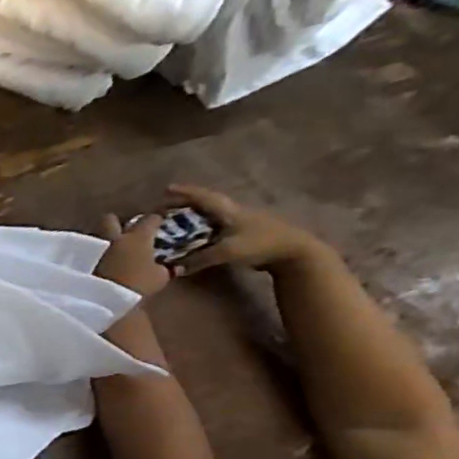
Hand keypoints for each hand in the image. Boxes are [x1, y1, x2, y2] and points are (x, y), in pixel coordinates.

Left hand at [94, 213, 173, 299]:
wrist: (102, 301)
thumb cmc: (137, 287)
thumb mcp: (159, 279)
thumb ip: (164, 268)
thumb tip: (168, 267)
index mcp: (137, 237)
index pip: (149, 219)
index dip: (155, 220)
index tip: (158, 222)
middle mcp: (114, 237)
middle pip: (111, 219)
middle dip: (117, 223)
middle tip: (125, 232)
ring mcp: (94, 248)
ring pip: (96, 235)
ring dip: (103, 240)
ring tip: (111, 250)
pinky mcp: (79, 261)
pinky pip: (87, 252)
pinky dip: (94, 254)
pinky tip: (99, 263)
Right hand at [167, 184, 328, 273]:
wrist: (294, 251)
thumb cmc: (260, 244)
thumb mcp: (227, 251)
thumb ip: (199, 259)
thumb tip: (174, 269)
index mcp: (228, 210)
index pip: (202, 197)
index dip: (184, 193)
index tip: (166, 189)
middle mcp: (232, 212)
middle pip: (205, 203)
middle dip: (184, 204)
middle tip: (165, 208)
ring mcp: (240, 222)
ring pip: (210, 215)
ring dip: (192, 216)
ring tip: (175, 222)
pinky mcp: (244, 232)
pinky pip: (215, 227)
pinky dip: (201, 228)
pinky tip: (195, 236)